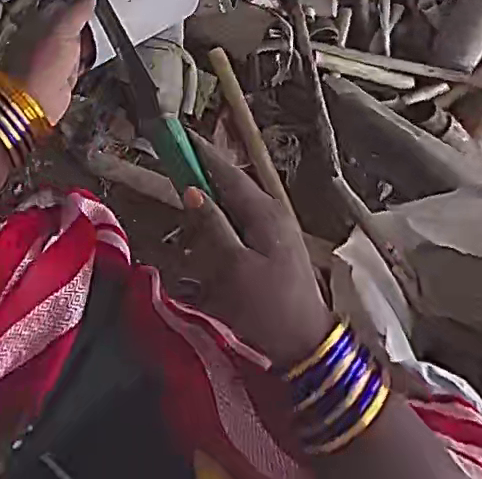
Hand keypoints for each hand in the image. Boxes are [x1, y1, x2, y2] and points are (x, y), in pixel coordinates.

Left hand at [0, 0, 94, 121]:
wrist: (33, 99)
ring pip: (75, 42)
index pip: (60, 2)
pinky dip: (86, 60)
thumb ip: (77, 8)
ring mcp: (53, 56)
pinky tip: (90, 58)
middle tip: (98, 17)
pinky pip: (78, 62)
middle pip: (70, 23)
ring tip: (97, 37)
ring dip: (86, 42)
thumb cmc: (37, 64)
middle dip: (85, 22)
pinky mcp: (62, 75)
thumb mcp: (64, 27)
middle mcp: (44, 37)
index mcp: (39, 19)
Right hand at [182, 133, 335, 366]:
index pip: (226, 170)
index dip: (200, 151)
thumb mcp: (233, 267)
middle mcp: (272, 212)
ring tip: (186, 187)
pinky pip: (240, 217)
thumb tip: (190, 190)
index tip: (176, 133)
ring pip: (234, 199)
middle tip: (174, 159)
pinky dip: (220, 212)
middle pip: (230, 181)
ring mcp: (275, 228)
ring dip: (210, 192)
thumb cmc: (268, 307)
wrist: (308, 348)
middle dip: (202, 169)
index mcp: (264, 212)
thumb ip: (212, 225)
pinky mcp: (273, 245)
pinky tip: (207, 223)